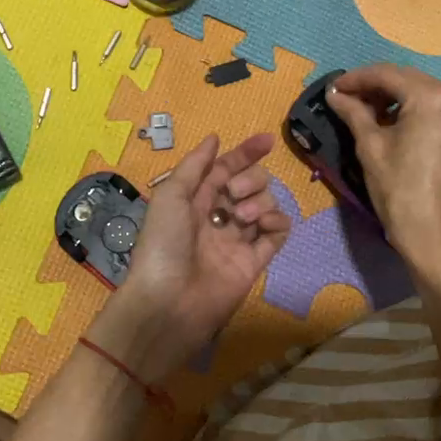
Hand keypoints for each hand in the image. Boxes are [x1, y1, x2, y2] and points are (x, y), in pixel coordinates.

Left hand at [89, 134, 288, 379]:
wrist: (169, 302)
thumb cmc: (163, 244)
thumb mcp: (171, 195)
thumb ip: (195, 165)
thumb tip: (216, 138)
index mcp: (196, 199)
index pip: (226, 168)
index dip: (245, 153)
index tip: (267, 140)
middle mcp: (219, 216)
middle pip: (250, 183)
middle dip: (249, 178)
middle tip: (235, 194)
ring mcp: (239, 239)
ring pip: (265, 204)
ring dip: (259, 200)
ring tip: (241, 218)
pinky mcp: (255, 261)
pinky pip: (277, 232)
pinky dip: (277, 221)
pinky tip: (263, 224)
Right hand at [327, 64, 440, 275]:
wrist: (433, 236)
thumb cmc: (398, 189)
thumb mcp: (370, 146)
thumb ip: (353, 111)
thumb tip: (335, 93)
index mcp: (432, 97)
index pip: (387, 74)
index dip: (356, 78)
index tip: (333, 88)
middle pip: (406, 79)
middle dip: (374, 85)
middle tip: (344, 97)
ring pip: (421, 92)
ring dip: (392, 96)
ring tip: (363, 109)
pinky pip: (435, 108)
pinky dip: (411, 108)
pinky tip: (389, 120)